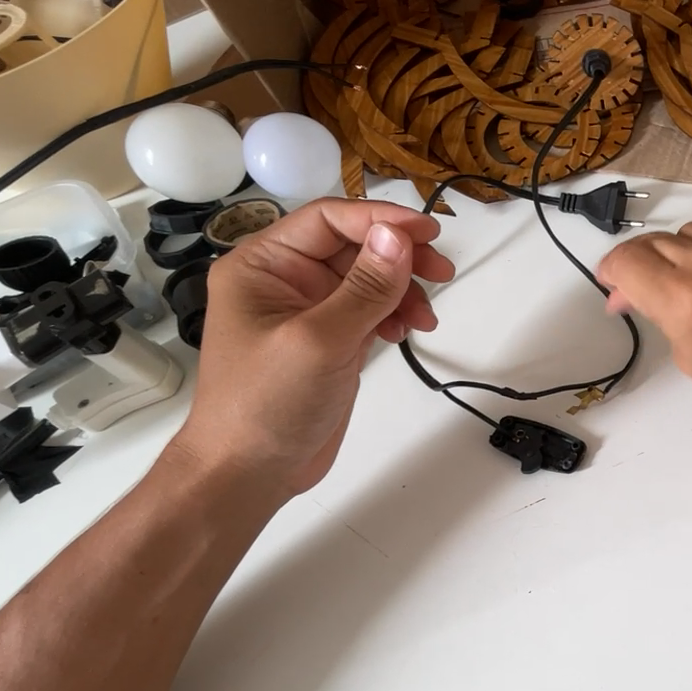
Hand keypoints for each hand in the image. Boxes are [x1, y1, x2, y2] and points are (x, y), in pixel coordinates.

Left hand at [172, 199, 455, 495]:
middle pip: (355, 246)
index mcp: (263, 265)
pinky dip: (396, 313)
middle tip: (442, 270)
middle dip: (400, 257)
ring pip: (370, 277)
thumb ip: (365, 287)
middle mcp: (285, 279)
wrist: (250, 470)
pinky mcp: (332, 337)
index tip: (429, 232)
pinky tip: (407, 331)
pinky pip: (372, 308)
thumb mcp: (321, 340)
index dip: (380, 220)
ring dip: (404, 289)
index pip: (329, 220)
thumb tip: (399, 236)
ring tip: (425, 318)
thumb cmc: (267, 403)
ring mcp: (310, 309)